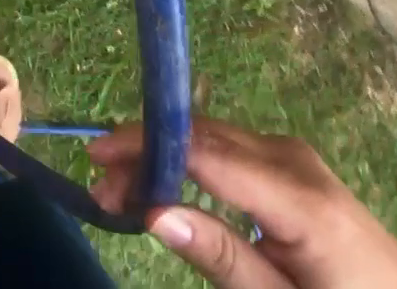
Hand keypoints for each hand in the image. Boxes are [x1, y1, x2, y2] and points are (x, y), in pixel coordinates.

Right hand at [88, 118, 396, 288]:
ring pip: (210, 138)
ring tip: (125, 189)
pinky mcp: (295, 168)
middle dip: (144, 153)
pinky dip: (190, 162)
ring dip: (163, 156)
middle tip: (101, 187)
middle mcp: (295, 161)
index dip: (144, 147)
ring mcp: (296, 159)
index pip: (203, 151)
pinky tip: (168, 184)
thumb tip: (151, 211)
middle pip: (201, 137)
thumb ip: (222, 258)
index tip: (96, 159)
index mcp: (300, 199)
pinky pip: (229, 150)